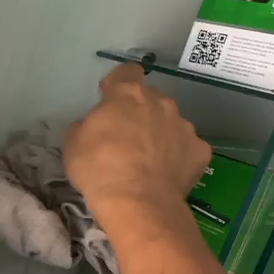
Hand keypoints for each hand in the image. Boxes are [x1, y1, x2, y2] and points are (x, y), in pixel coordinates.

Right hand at [64, 63, 210, 231]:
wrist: (137, 202)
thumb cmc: (98, 168)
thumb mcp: (72, 145)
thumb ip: (84, 126)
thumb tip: (91, 124)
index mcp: (126, 95)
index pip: (127, 71)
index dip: (117, 82)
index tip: (108, 97)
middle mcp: (160, 103)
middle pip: (149, 98)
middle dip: (138, 111)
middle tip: (124, 137)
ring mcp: (184, 126)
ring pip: (169, 122)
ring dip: (158, 133)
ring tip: (145, 160)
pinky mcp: (200, 150)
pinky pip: (185, 147)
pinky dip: (175, 156)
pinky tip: (163, 174)